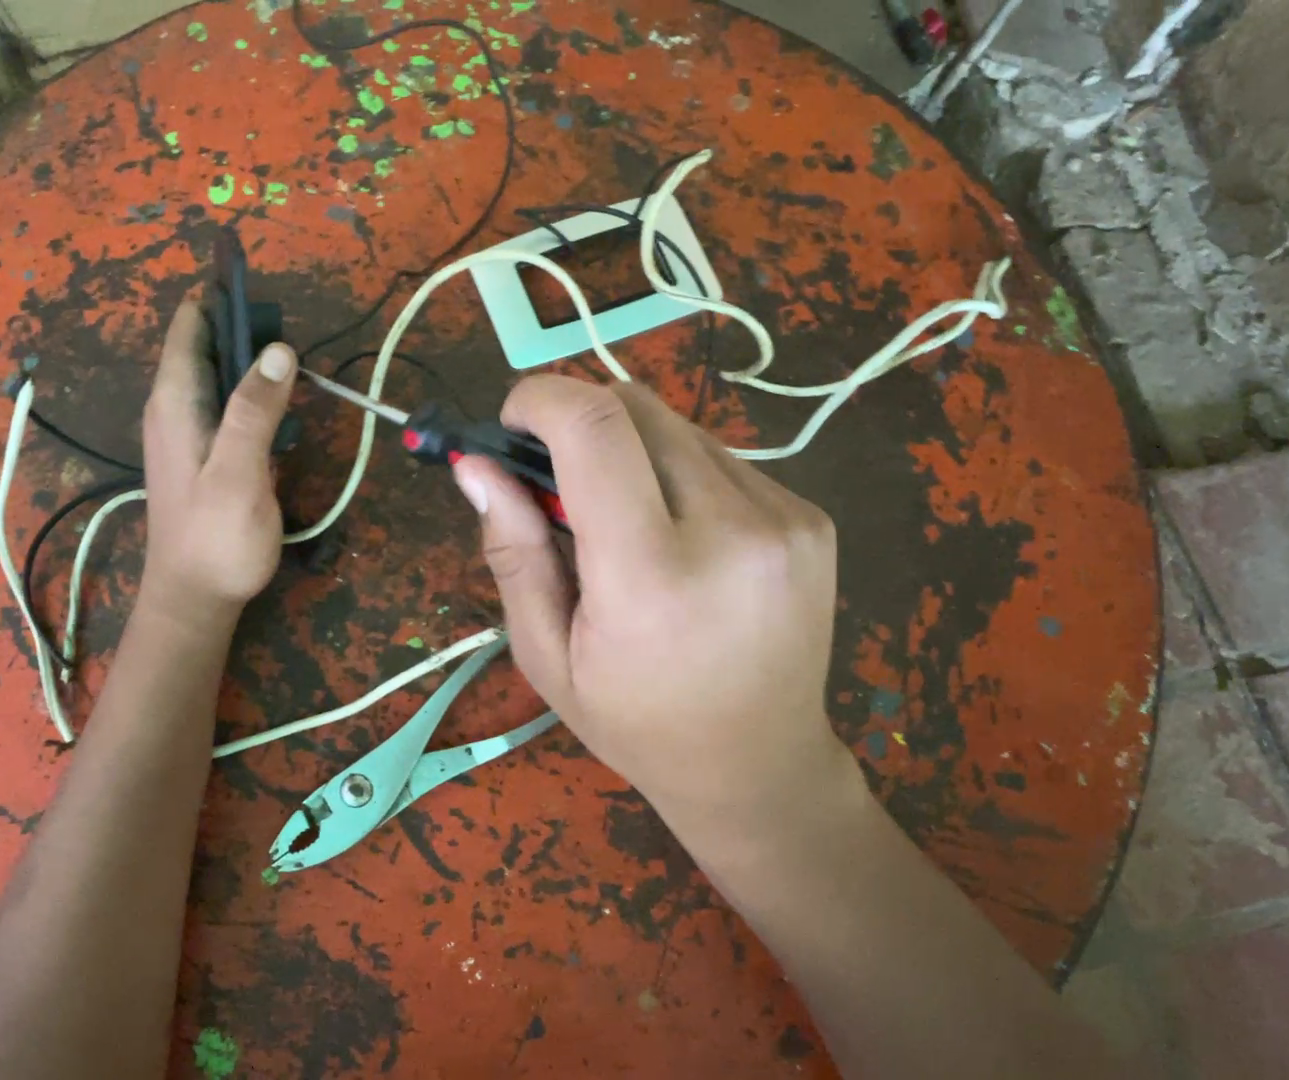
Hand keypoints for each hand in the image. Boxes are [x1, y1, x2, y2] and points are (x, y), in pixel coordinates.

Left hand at [139, 294, 297, 623]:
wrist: (195, 599)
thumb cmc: (215, 538)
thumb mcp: (239, 472)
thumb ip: (255, 411)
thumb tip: (278, 349)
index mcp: (175, 402)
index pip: (189, 327)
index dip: (220, 299)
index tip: (262, 290)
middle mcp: (174, 408)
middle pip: (205, 346)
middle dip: (244, 330)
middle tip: (292, 337)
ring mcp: (186, 431)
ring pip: (218, 376)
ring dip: (252, 363)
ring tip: (294, 365)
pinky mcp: (203, 454)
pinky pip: (225, 405)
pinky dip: (251, 394)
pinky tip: (281, 409)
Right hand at [451, 375, 852, 834]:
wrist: (758, 766)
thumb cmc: (633, 721)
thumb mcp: (545, 653)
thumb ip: (512, 551)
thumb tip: (478, 466)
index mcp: (651, 575)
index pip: (594, 429)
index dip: (541, 400)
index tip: (511, 421)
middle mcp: (731, 529)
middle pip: (637, 409)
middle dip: (580, 423)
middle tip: (555, 479)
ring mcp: (783, 518)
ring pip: (678, 428)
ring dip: (631, 450)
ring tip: (622, 521)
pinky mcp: (810, 517)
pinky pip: (721, 458)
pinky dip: (678, 474)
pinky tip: (678, 536)